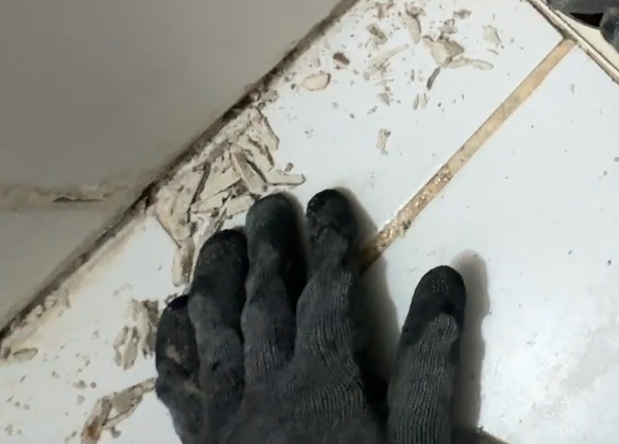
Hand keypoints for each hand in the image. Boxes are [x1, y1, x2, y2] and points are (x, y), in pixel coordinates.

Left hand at [155, 189, 467, 443]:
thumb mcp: (423, 438)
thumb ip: (433, 357)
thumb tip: (445, 273)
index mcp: (323, 380)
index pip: (325, 290)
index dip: (328, 240)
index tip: (326, 199)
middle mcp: (267, 392)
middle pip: (264, 303)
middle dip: (268, 249)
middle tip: (268, 205)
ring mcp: (228, 426)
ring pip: (216, 338)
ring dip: (218, 285)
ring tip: (217, 243)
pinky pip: (183, 392)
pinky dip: (177, 350)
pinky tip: (173, 322)